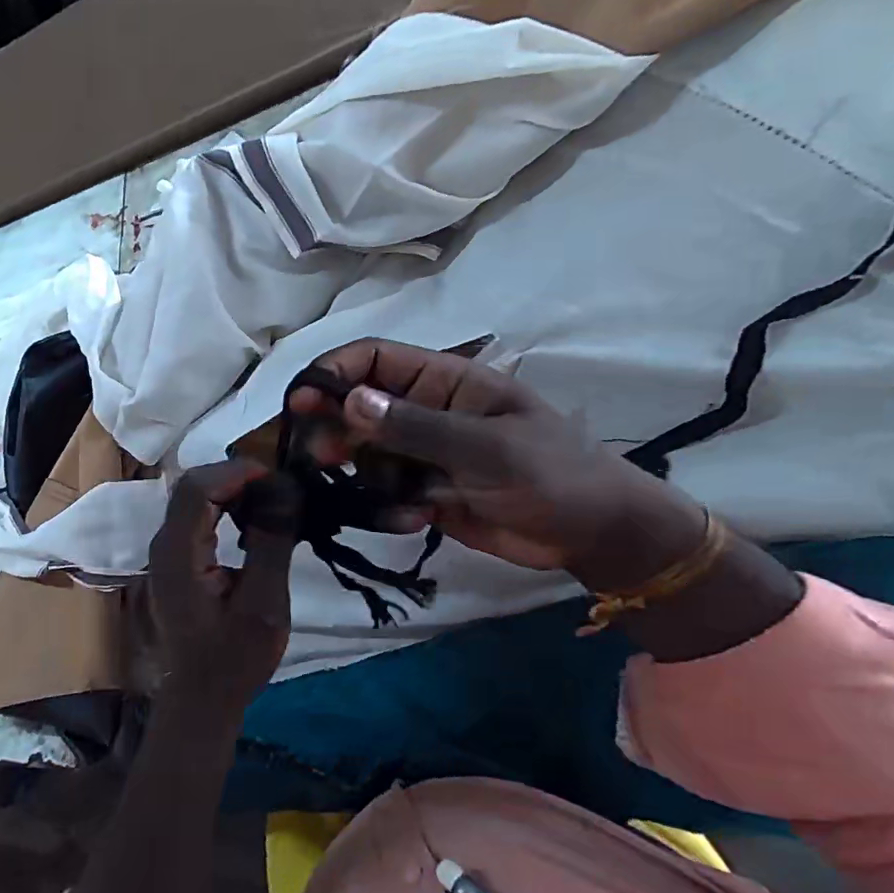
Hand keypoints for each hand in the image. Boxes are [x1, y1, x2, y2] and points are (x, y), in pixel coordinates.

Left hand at [147, 460, 298, 712]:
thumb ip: (271, 543)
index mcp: (178, 553)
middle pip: (192, 486)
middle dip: (236, 477)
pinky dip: (224, 508)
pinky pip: (196, 516)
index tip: (277, 480)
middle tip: (278, 490)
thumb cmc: (234, 658)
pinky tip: (251, 523)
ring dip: (231, 491)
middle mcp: (163, 544)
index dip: (237, 472)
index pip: (198, 487)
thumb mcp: (264, 603)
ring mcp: (165, 552)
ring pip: (193, 498)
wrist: (202, 700)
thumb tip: (285, 489)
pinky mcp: (174, 560)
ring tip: (271, 503)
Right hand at [291, 339, 707, 591]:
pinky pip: (383, 494)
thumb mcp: (486, 447)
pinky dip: (388, 508)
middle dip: (335, 429)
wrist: (592, 533)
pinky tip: (416, 521)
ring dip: (363, 475)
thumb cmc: (552, 473)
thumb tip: (349, 398)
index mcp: (443, 381)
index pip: (374, 359)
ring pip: (365, 454)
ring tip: (388, 497)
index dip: (334, 372)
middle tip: (318, 456)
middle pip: (358, 407)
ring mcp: (421, 454)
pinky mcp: (423, 491)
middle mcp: (424, 411)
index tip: (300, 399)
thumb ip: (417, 426)